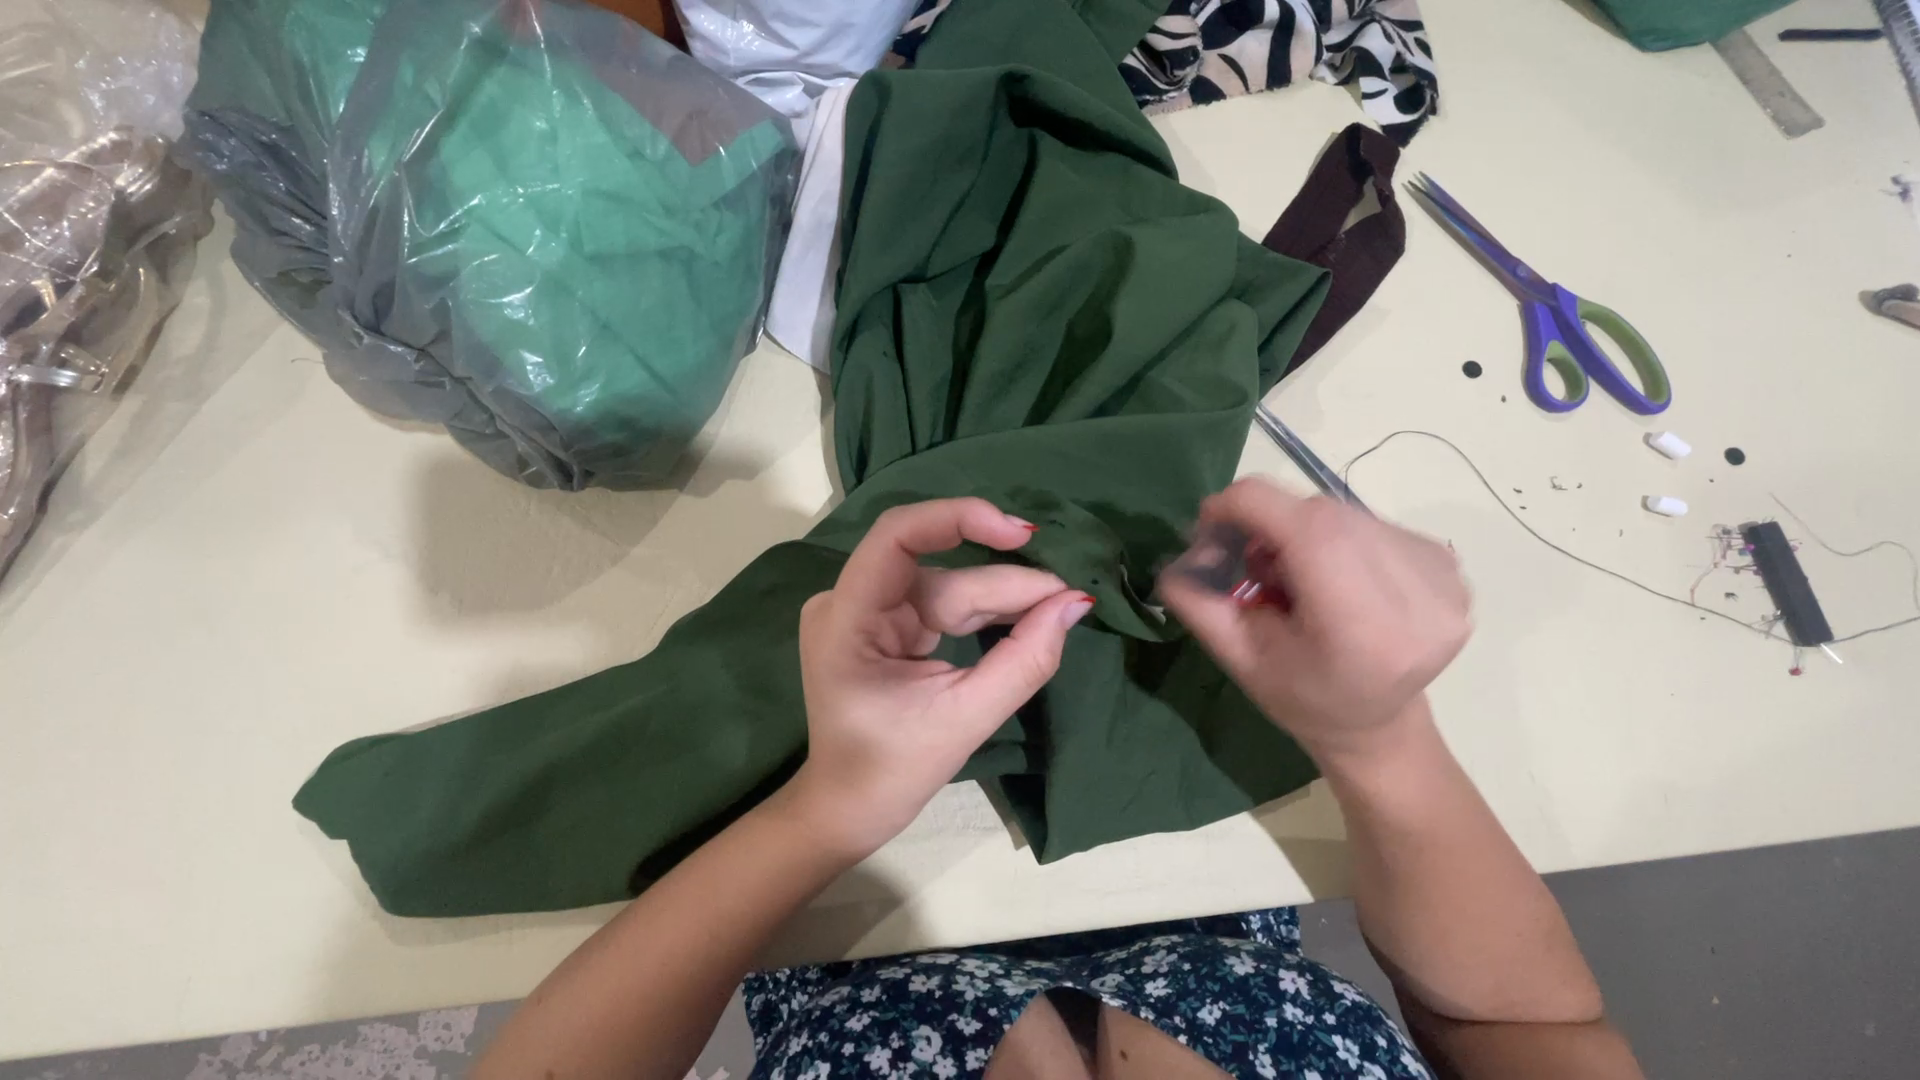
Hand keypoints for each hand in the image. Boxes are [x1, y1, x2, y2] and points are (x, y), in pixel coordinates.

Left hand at [781, 498, 1094, 858]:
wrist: (850, 807)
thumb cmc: (891, 770)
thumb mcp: (965, 718)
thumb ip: (1024, 660)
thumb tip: (1076, 602)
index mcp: (846, 619)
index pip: (896, 536)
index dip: (959, 518)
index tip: (1022, 534)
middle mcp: (851, 601)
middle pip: (940, 572)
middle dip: (1007, 585)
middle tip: (1072, 596)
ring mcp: (869, 611)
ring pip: (950, 588)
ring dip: (1006, 599)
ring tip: (1062, 604)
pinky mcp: (890, 624)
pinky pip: (946, 606)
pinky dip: (989, 613)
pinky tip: (1032, 615)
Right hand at [1159, 477, 1470, 765]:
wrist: (1377, 725)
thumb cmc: (1301, 698)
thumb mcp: (1237, 658)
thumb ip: (1198, 602)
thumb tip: (1177, 551)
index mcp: (1361, 628)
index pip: (1305, 527)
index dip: (1246, 507)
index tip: (1211, 521)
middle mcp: (1416, 597)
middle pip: (1322, 514)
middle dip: (1271, 521)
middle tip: (1250, 556)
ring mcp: (1443, 579)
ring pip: (1345, 512)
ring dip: (1305, 528)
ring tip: (1294, 572)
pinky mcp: (1451, 566)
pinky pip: (1372, 522)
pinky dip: (1339, 536)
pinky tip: (1335, 576)